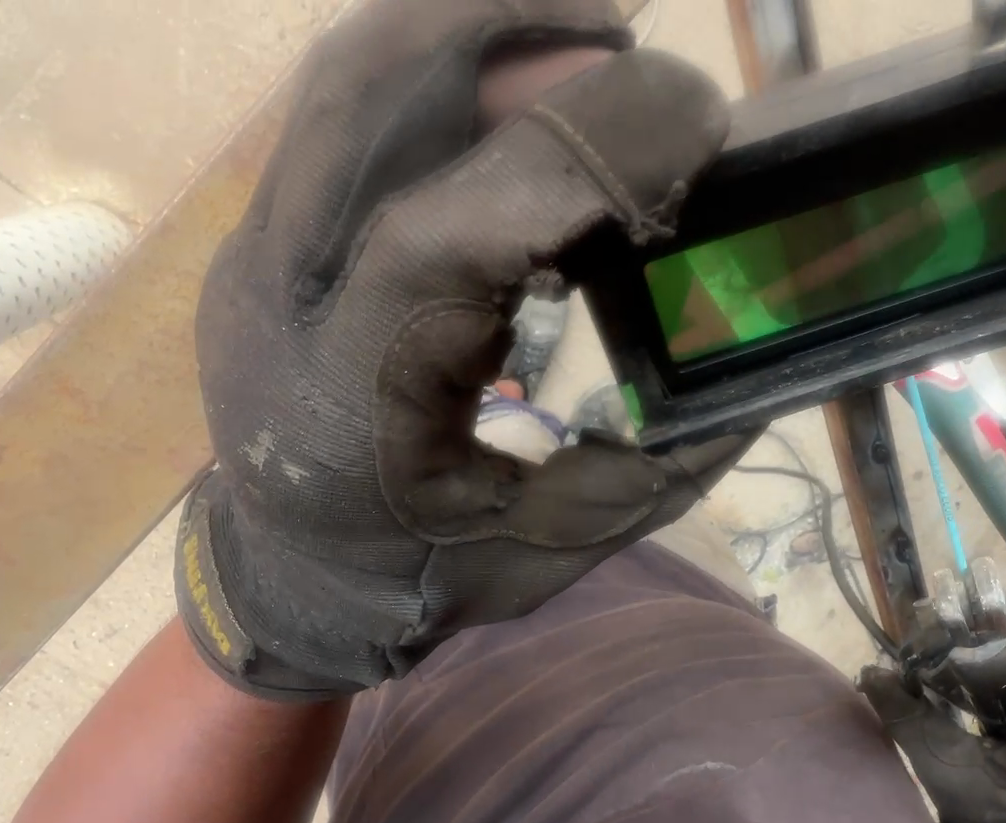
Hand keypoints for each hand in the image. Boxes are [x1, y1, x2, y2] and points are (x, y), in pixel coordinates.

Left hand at [176, 0, 750, 699]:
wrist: (289, 585)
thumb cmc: (424, 582)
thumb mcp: (553, 549)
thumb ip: (652, 472)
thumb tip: (748, 390)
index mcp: (350, 410)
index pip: (440, 240)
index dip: (570, 163)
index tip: (689, 132)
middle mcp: (279, 306)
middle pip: (360, 100)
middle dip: (506, 34)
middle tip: (630, 41)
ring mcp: (256, 257)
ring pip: (345, 82)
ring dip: (472, 35)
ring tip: (589, 49)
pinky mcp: (272, 238)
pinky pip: (352, 119)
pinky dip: (447, 81)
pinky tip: (528, 104)